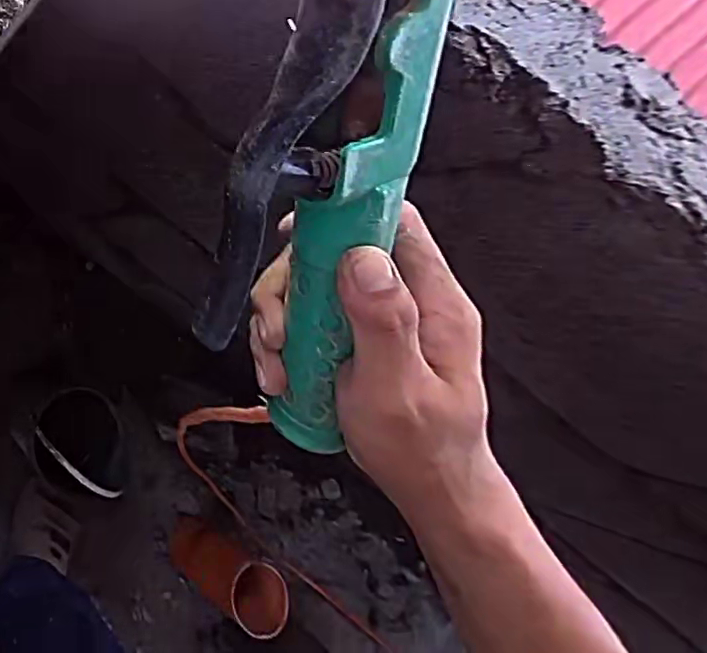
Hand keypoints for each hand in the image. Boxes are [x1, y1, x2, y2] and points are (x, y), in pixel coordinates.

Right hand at [246, 203, 494, 521]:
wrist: (427, 491)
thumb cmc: (422, 448)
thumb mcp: (400, 389)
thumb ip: (384, 321)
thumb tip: (362, 256)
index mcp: (432, 299)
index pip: (394, 223)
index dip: (344, 214)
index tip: (296, 235)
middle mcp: (399, 296)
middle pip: (328, 252)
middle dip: (288, 286)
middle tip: (276, 329)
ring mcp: (368, 314)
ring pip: (304, 284)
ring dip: (275, 318)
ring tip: (274, 362)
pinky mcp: (344, 333)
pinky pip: (298, 315)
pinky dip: (278, 340)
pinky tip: (278, 373)